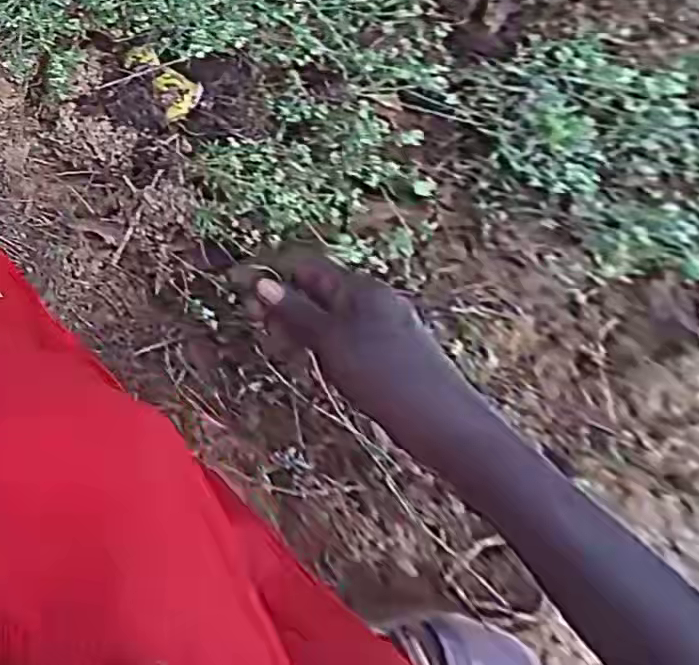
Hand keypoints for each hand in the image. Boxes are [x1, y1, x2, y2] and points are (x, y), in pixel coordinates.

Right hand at [234, 251, 487, 437]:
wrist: (448, 430)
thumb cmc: (383, 374)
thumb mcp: (329, 339)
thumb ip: (293, 309)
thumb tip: (261, 282)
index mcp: (362, 289)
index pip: (305, 269)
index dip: (275, 282)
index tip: (249, 304)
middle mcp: (374, 302)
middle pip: (315, 293)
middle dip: (285, 307)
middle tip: (261, 330)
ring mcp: (383, 328)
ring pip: (327, 318)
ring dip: (300, 329)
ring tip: (282, 350)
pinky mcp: (388, 353)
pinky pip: (343, 338)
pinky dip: (322, 346)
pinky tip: (313, 365)